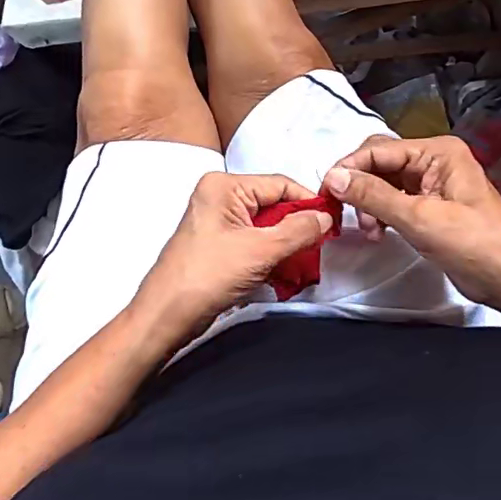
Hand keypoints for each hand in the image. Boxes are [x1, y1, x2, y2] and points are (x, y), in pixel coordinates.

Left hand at [132, 173, 333, 343]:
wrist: (167, 315)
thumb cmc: (205, 276)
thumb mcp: (260, 250)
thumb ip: (298, 231)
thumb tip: (324, 218)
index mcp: (224, 186)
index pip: (279, 184)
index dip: (308, 202)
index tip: (333, 222)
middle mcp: (218, 196)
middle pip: (273, 204)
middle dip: (297, 227)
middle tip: (320, 247)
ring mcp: (217, 220)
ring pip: (265, 225)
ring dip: (285, 244)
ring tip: (303, 264)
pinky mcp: (218, 244)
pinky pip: (254, 241)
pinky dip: (271, 254)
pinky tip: (283, 273)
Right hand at [324, 136, 500, 317]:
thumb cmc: (476, 245)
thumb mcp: (420, 219)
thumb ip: (373, 195)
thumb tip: (333, 177)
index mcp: (438, 152)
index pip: (379, 150)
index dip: (349, 168)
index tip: (326, 191)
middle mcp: (433, 160)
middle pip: (378, 162)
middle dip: (359, 186)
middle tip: (343, 211)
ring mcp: (431, 183)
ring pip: (382, 182)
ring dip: (368, 203)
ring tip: (369, 229)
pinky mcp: (428, 206)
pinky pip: (391, 200)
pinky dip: (379, 213)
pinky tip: (377, 231)